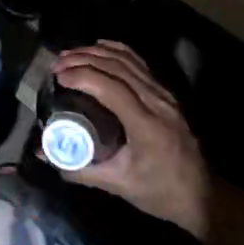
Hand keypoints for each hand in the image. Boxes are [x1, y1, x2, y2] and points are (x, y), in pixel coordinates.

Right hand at [51, 41, 210, 238]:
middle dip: (83, 60)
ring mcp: (166, 97)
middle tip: (56, 65)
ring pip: (129, 61)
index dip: (83, 76)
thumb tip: (41, 154)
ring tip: (69, 55)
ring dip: (96, 52)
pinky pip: (140, 64)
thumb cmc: (158, 192)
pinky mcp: (167, 95)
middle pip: (118, 68)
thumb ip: (77, 168)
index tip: (58, 78)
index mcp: (147, 126)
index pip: (112, 88)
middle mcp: (159, 104)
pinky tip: (98, 47)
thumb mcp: (116, 183)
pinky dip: (117, 51)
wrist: (202, 197)